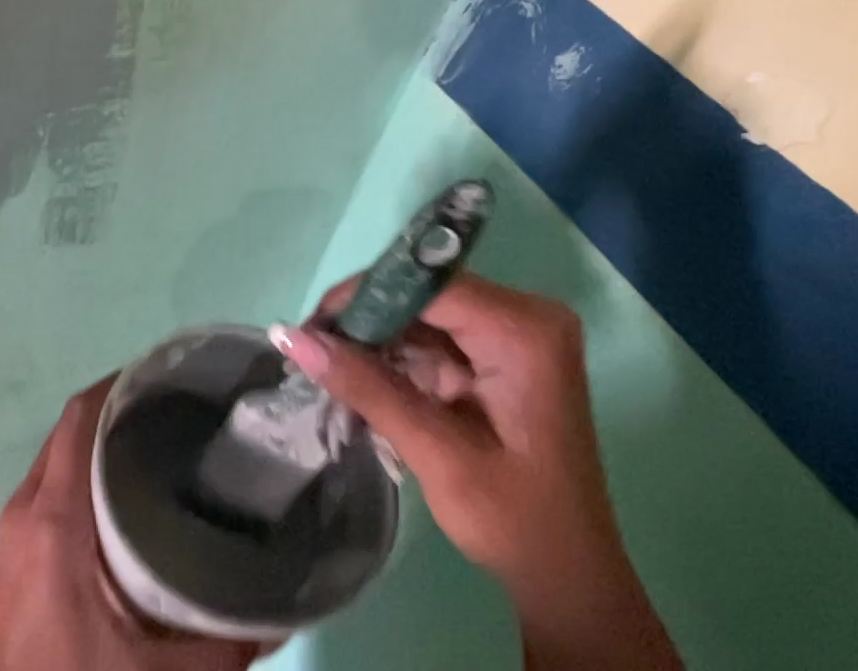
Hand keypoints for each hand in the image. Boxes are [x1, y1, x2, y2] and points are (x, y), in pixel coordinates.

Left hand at [0, 378, 262, 670]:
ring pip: (63, 458)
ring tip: (169, 442)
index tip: (176, 378)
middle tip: (188, 411)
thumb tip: (286, 602)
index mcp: (55, 518)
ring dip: (107, 442)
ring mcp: (17, 530)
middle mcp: (28, 508)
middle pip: (73, 430)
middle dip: (125, 409)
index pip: (82, 417)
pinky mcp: (19, 551)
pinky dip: (91, 473)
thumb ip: (230, 637)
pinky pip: (57, 487)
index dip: (124, 383)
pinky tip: (136, 494)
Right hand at [274, 274, 680, 670]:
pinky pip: (435, 337)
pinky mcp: (499, 356)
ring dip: (376, 338)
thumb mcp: (434, 451)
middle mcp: (525, 318)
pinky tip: (360, 375)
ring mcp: (514, 336)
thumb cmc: (513, 518)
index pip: (428, 286)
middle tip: (310, 348)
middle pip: (425, 295)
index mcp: (524, 333)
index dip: (363, 296)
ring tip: (326, 363)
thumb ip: (365, 386)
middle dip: (366, 319)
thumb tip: (291, 336)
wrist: (565, 572)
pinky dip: (396, 356)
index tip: (309, 325)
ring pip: (424, 314)